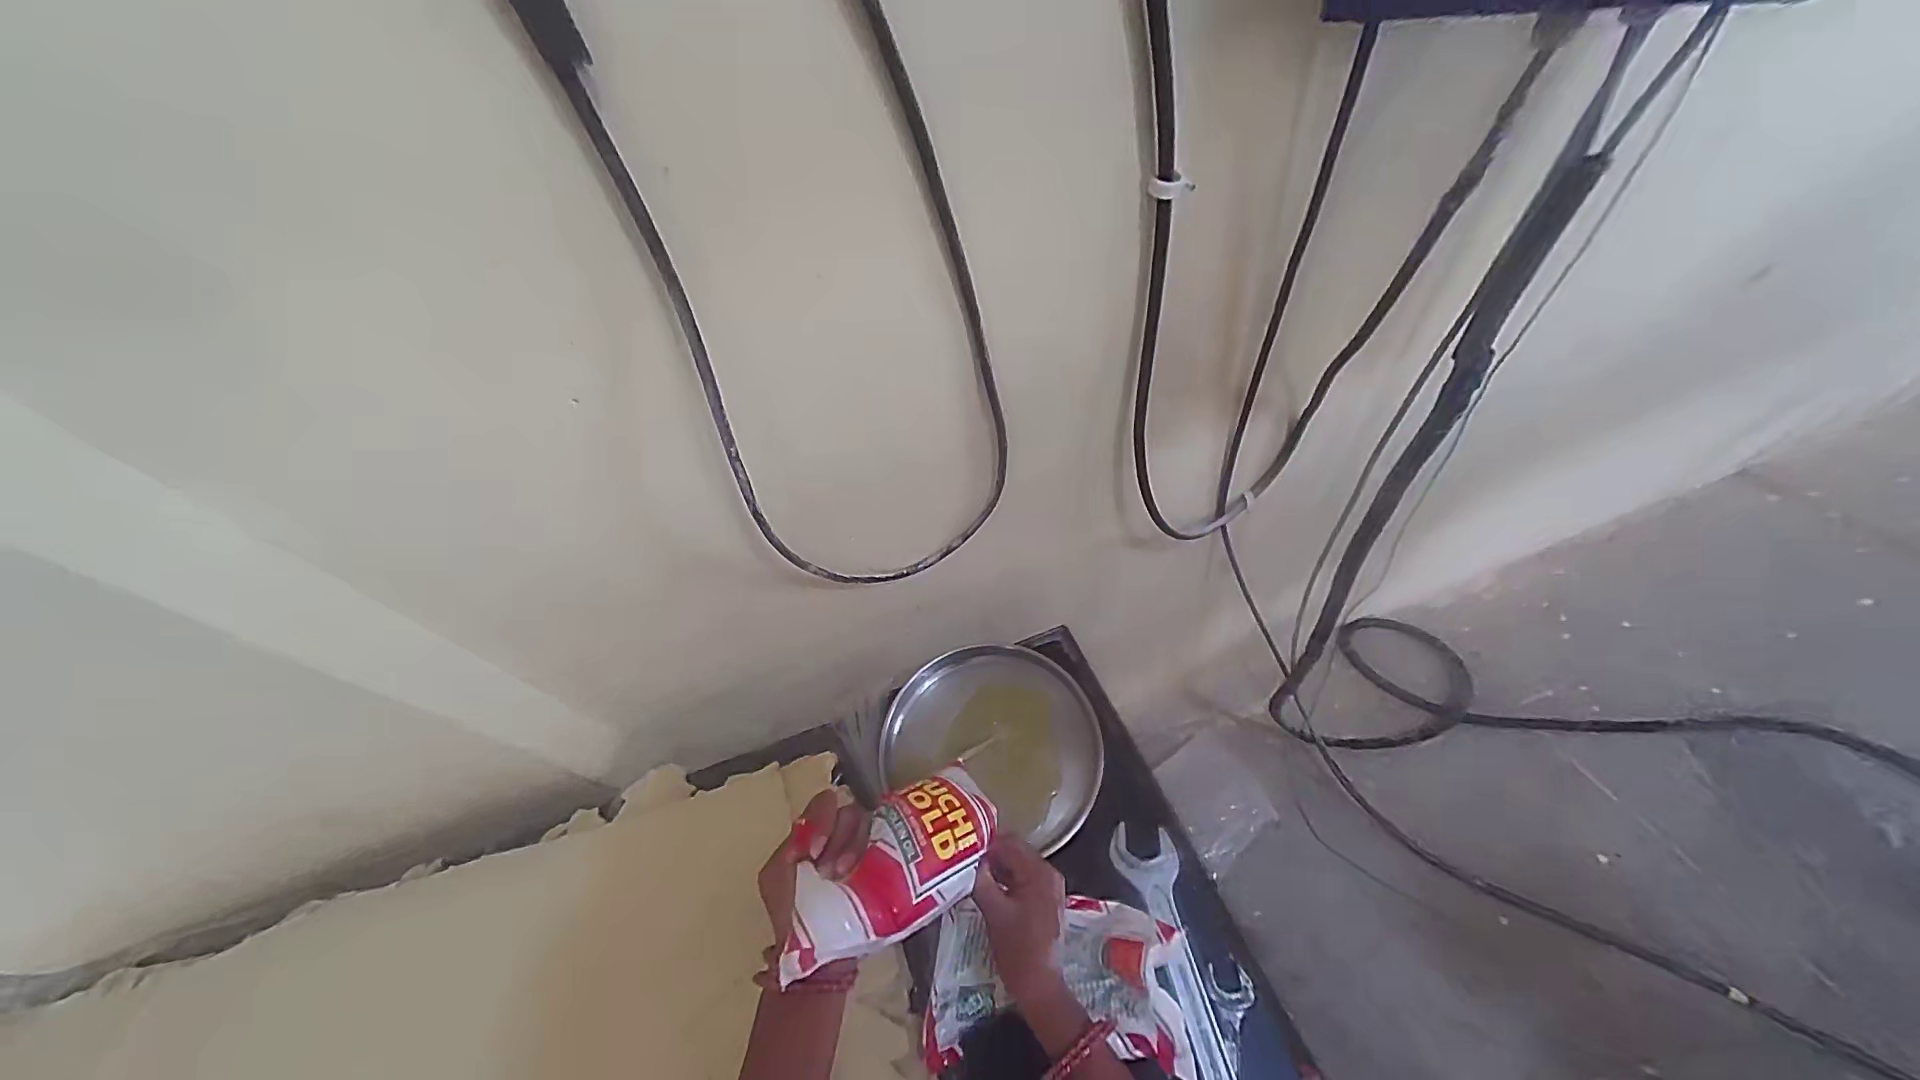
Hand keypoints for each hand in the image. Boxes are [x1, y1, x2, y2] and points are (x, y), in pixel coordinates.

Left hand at [755, 789, 866, 987]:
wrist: (818, 961)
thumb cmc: (790, 917)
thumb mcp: (776, 876)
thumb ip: (792, 842)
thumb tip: (819, 816)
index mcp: (814, 833)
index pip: (826, 802)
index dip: (823, 818)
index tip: (815, 849)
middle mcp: (842, 835)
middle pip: (850, 811)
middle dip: (840, 838)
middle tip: (831, 871)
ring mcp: (866, 848)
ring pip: (870, 825)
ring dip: (854, 848)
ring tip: (842, 877)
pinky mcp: (885, 864)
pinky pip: (889, 843)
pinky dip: (878, 853)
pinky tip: (865, 875)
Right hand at [970, 836, 1067, 1004]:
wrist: (1040, 986)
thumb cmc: (1017, 949)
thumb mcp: (993, 912)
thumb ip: (981, 880)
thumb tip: (969, 859)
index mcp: (1039, 872)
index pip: (1009, 842)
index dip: (986, 843)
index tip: (964, 848)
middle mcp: (1049, 874)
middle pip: (1015, 853)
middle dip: (991, 856)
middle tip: (965, 862)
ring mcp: (1049, 888)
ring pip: (1018, 867)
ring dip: (997, 870)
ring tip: (972, 875)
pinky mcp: (1045, 901)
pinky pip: (1023, 881)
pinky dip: (1007, 882)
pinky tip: (987, 890)